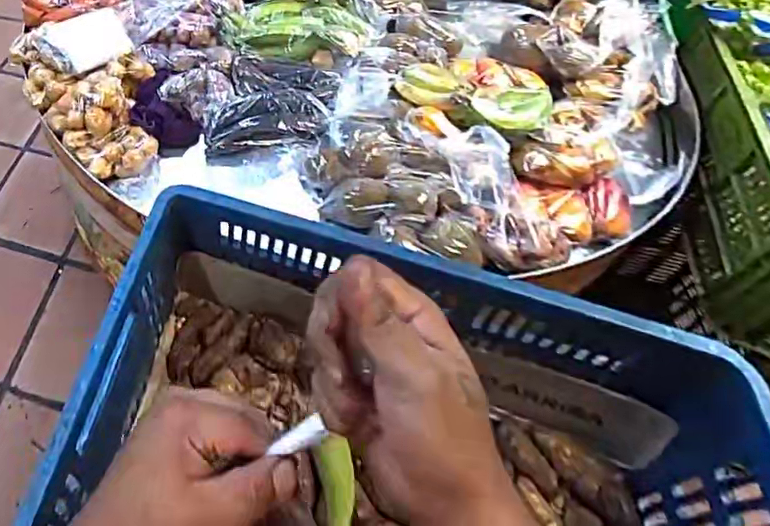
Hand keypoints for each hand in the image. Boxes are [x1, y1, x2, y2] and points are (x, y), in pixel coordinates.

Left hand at [74, 388, 299, 525]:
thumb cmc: (152, 524)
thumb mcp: (207, 514)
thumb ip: (251, 489)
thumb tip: (293, 469)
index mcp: (189, 409)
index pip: (254, 427)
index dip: (277, 462)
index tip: (290, 498)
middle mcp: (184, 395)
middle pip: (246, 418)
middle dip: (263, 457)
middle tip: (272, 501)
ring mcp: (175, 406)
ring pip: (234, 422)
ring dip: (248, 456)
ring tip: (249, 495)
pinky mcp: (170, 422)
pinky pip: (214, 427)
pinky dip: (228, 453)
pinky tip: (226, 483)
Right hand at [306, 256, 528, 525]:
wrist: (446, 508)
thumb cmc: (443, 437)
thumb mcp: (414, 375)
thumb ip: (379, 321)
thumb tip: (352, 268)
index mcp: (410, 312)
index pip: (359, 273)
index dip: (339, 294)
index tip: (333, 328)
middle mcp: (387, 328)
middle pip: (333, 304)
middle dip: (328, 344)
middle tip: (342, 377)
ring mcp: (368, 360)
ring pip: (323, 345)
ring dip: (331, 383)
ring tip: (356, 410)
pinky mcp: (353, 392)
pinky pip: (322, 382)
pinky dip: (332, 406)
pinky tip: (354, 425)